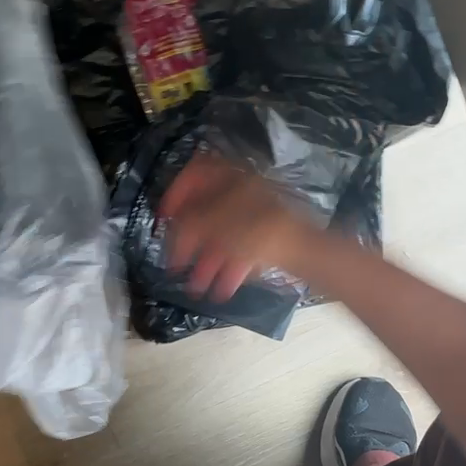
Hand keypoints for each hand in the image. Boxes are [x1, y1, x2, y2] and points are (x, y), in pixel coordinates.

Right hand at [157, 154, 326, 300]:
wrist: (302, 250)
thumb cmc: (254, 229)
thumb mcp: (212, 223)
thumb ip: (188, 222)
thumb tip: (175, 226)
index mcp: (230, 178)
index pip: (194, 173)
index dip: (175, 193)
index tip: (164, 218)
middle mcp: (243, 193)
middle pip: (207, 214)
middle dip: (189, 244)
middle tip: (175, 265)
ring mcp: (257, 216)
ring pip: (224, 238)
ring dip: (207, 264)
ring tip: (196, 289)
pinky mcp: (268, 238)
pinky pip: (242, 252)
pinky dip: (229, 270)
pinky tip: (221, 292)